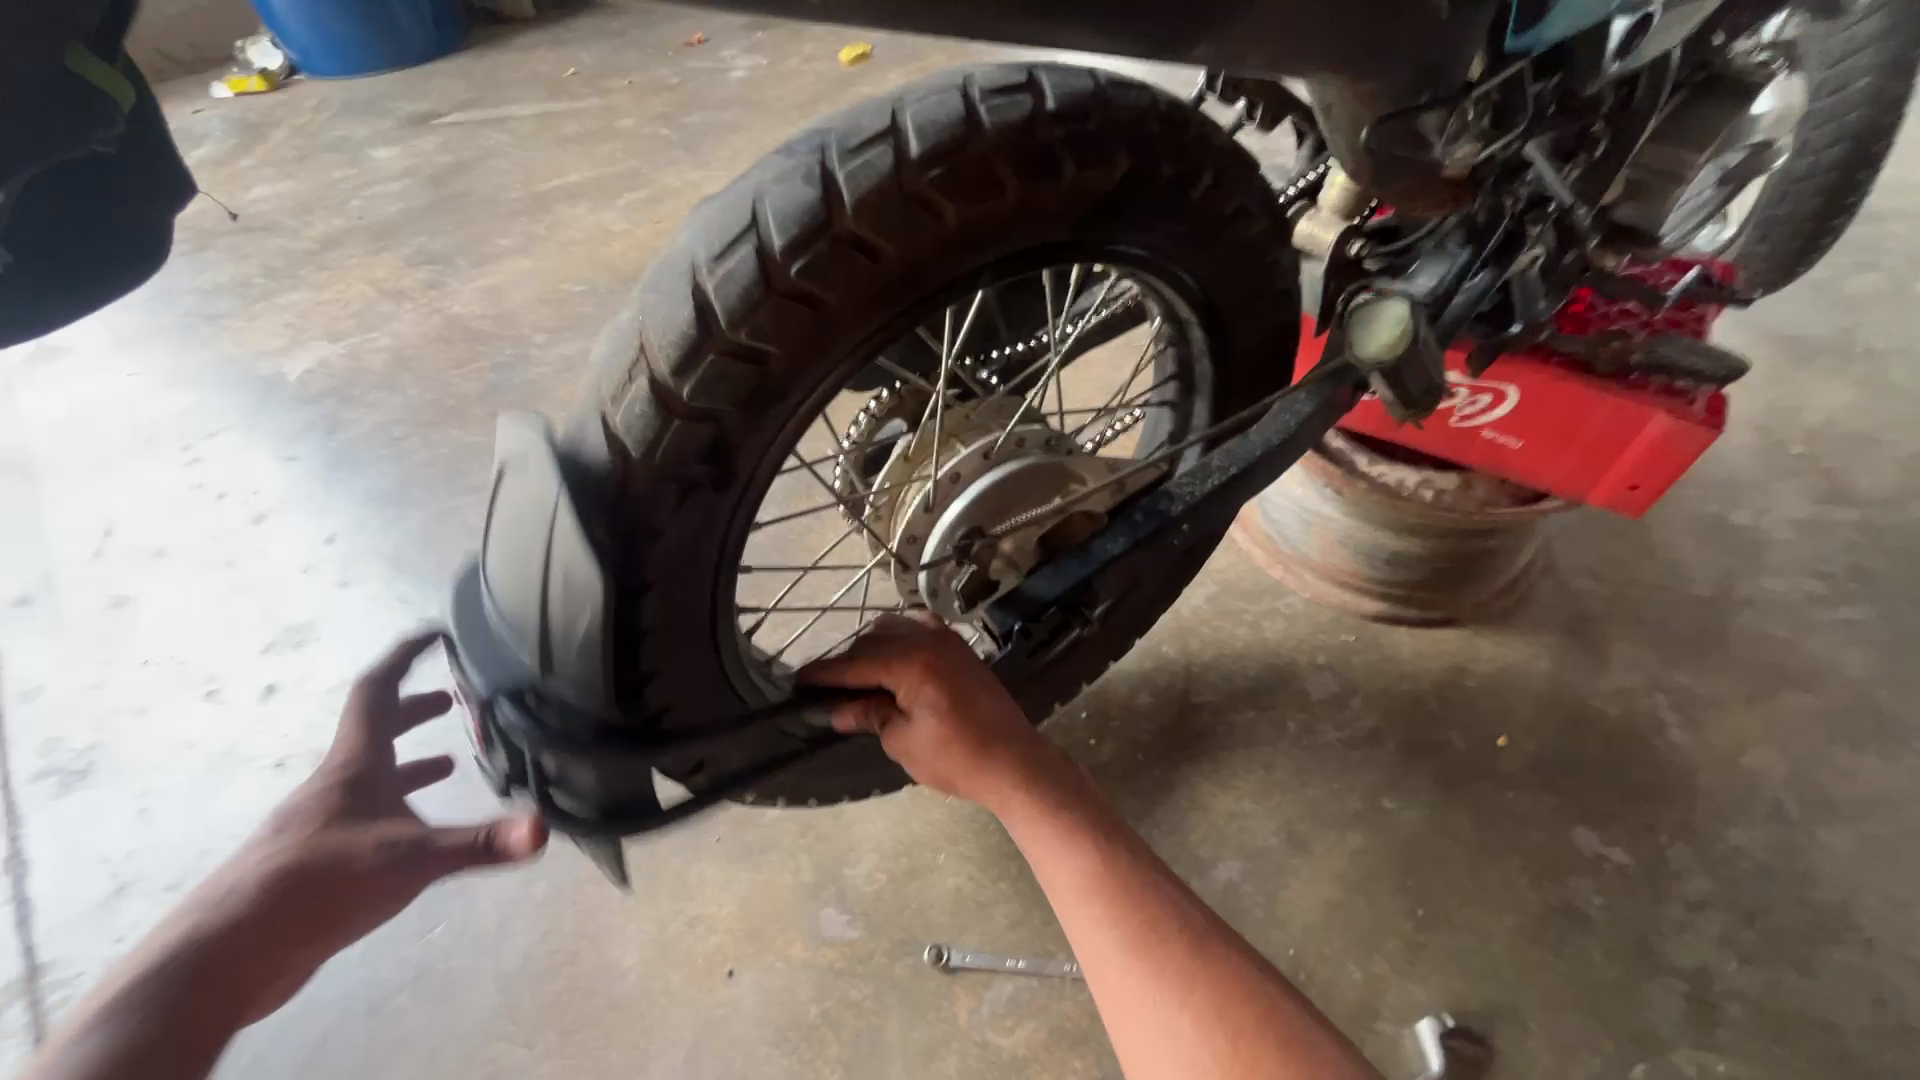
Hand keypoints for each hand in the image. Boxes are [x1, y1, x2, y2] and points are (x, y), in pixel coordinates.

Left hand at [193, 631, 547, 1020]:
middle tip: (453, 703)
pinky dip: (395, 808)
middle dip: (415, 711)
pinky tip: (414, 835)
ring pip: (371, 778)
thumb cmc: (320, 883)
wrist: (225, 954)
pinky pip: (364, 817)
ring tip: (447, 767)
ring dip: (408, 763)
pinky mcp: (315, 861)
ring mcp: (321, 824)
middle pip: (376, 732)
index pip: (378, 692)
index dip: (406, 657)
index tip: (434, 635)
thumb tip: (543, 830)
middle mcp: (335, 786)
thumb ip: (481, 844)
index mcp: (355, 767)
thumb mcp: (412, 860)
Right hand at [798, 613, 1062, 808]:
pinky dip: (901, 640)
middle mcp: (929, 640)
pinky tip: (893, 661)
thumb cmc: (957, 758)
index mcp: (912, 662)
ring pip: (896, 629)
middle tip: (828, 688)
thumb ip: (869, 716)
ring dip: (873, 648)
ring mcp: (949, 641)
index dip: (824, 674)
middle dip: (848, 662)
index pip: (855, 663)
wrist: (1014, 760)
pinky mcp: (961, 649)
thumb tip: (837, 710)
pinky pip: (921, 630)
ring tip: (858, 678)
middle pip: (873, 641)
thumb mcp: (903, 741)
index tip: (798, 681)